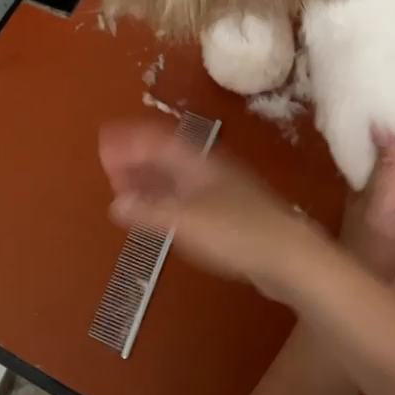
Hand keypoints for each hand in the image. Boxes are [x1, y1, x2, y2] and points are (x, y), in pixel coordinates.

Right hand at [98, 121, 322, 292]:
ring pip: (176, 176)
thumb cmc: (237, 232)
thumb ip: (150, 211)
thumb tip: (116, 202)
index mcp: (197, 162)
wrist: (289, 255)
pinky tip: (157, 215)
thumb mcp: (186, 221)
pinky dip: (164, 198)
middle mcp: (207, 169)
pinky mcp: (227, 213)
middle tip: (109, 165)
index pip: (158, 140)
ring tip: (124, 188)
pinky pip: (185, 196)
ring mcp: (220, 190)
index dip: (131, 139)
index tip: (105, 141)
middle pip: (166, 156)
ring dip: (149, 179)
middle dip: (136, 158)